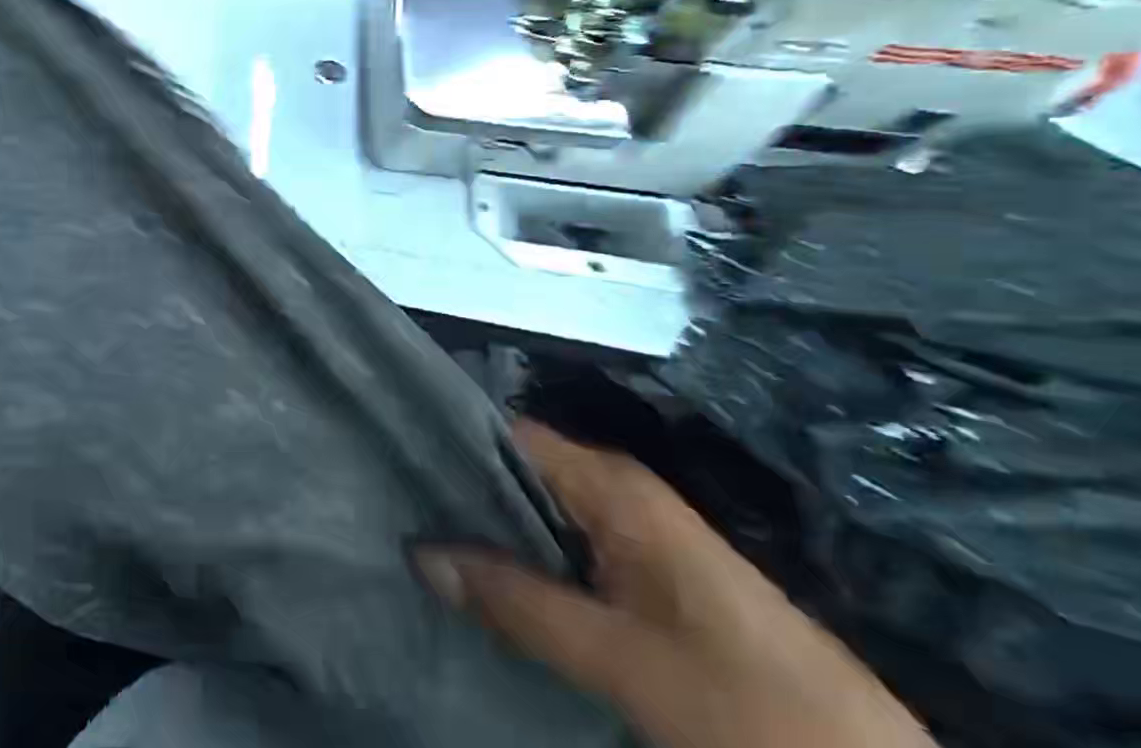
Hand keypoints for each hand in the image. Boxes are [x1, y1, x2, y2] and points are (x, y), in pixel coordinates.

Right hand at [417, 421, 934, 747]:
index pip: (513, 436)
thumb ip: (517, 603)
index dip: (455, 447)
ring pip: (538, 514)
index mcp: (615, 487)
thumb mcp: (619, 659)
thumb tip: (421, 554)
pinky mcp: (642, 574)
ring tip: (421, 548)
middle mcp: (620, 493)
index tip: (398, 468)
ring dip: (488, 533)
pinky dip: (519, 562)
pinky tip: (482, 588)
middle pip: (520, 472)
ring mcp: (633, 534)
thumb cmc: (742, 704)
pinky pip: (561, 549)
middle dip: (463, 496)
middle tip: (397, 515)